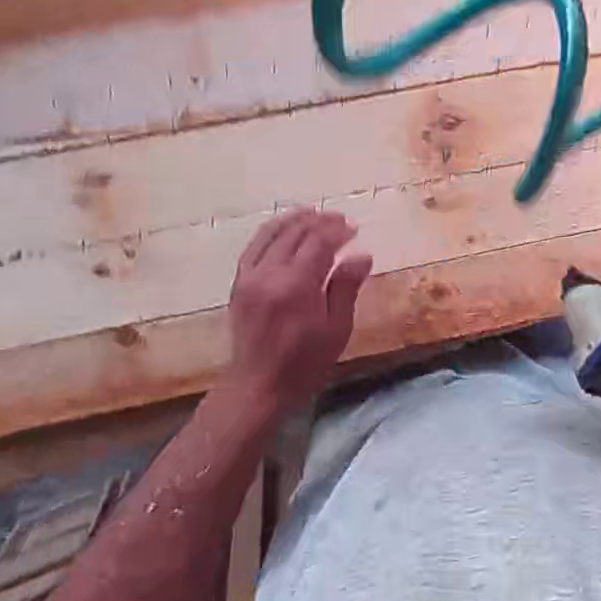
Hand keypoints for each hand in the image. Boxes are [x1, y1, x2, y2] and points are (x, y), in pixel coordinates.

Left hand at [221, 208, 372, 411]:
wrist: (259, 385)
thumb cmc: (304, 364)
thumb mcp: (335, 330)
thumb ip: (345, 288)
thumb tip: (361, 255)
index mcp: (297, 285)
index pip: (319, 242)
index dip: (338, 231)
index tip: (354, 229)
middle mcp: (270, 273)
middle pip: (295, 233)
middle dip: (319, 222)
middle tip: (339, 220)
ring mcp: (250, 277)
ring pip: (271, 234)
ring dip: (294, 220)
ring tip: (312, 214)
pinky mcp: (238, 284)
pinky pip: (253, 248)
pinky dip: (269, 233)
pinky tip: (281, 230)